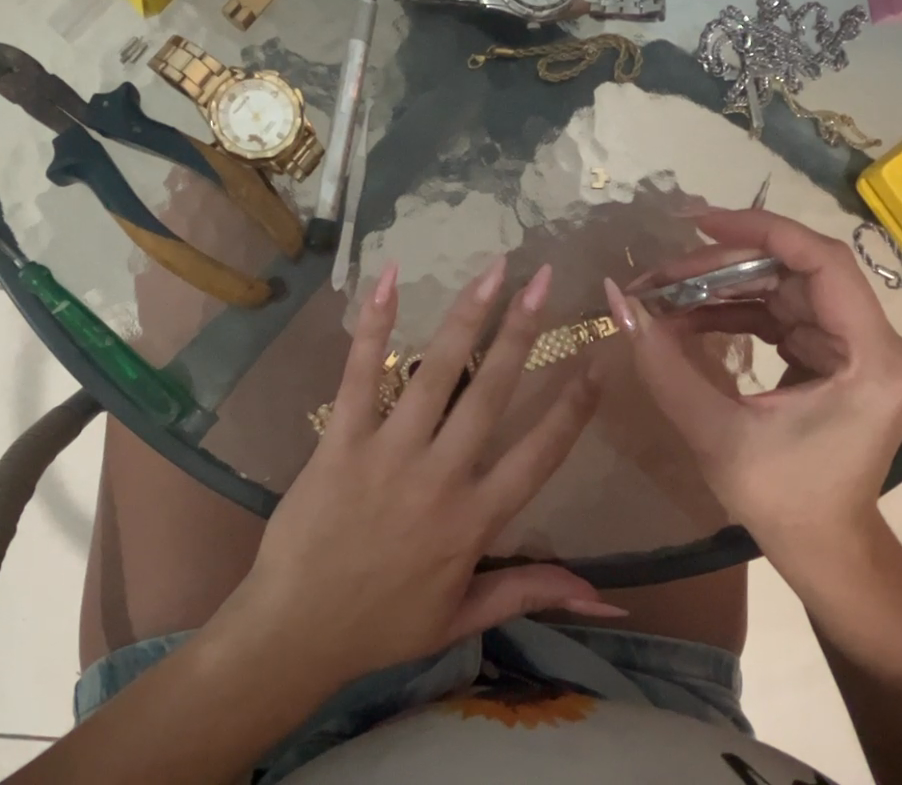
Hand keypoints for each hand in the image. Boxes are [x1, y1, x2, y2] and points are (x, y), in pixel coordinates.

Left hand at [214, 258, 620, 690]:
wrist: (297, 631)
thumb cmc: (381, 627)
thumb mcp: (463, 617)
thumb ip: (531, 591)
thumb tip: (604, 594)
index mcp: (476, 520)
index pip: (540, 454)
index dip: (573, 409)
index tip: (596, 362)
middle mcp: (441, 476)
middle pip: (492, 393)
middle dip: (522, 332)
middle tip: (545, 279)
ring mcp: (389, 453)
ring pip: (437, 373)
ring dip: (467, 317)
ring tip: (492, 270)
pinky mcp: (341, 441)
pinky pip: (361, 375)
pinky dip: (375, 326)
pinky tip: (389, 280)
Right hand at [603, 208, 901, 562]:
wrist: (822, 547)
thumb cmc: (779, 498)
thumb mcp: (711, 429)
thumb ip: (661, 360)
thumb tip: (616, 296)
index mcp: (872, 358)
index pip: (823, 262)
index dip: (759, 231)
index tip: (697, 222)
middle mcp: (880, 344)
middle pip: (799, 274)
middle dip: (724, 267)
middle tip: (660, 273)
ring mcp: (863, 350)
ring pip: (788, 291)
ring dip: (725, 290)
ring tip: (664, 295)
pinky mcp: (840, 359)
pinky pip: (786, 317)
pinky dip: (737, 314)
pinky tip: (690, 319)